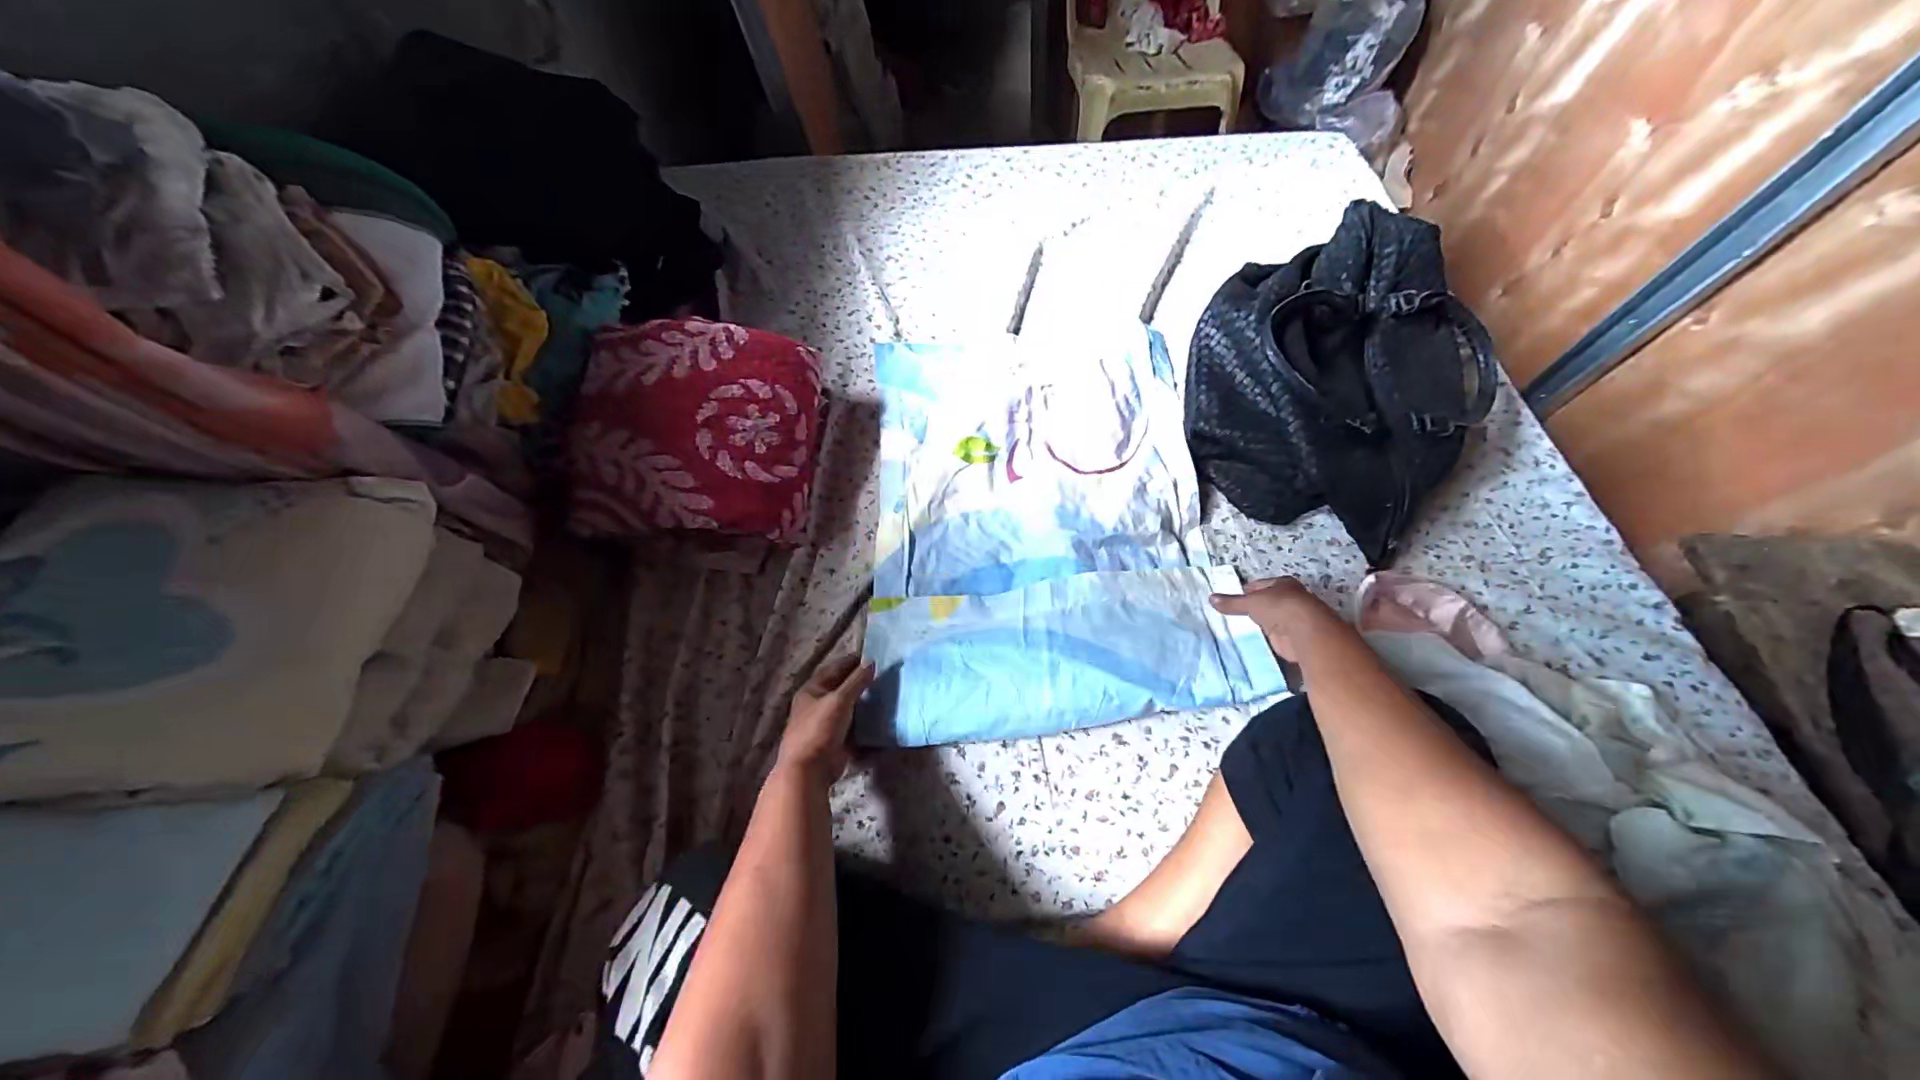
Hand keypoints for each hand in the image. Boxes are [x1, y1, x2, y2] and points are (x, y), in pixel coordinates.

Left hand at [776, 654, 874, 781]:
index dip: (852, 662)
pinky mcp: (836, 740)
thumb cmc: (819, 729)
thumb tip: (871, 662)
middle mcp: (818, 704)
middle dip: (860, 682)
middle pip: (842, 687)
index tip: (873, 656)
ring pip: (849, 707)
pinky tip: (881, 716)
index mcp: (812, 690)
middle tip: (884, 674)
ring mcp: (826, 723)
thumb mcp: (839, 700)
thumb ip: (856, 681)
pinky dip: (866, 721)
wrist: (809, 769)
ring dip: (865, 702)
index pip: (834, 669)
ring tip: (887, 693)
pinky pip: (854, 725)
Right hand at [1210, 577, 1346, 662]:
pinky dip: (1263, 637)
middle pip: (1266, 602)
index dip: (1246, 591)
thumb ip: (1232, 602)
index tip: (1231, 598)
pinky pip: (1271, 635)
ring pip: (1269, 619)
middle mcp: (1289, 599)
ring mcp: (1291, 618)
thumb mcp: (1250, 602)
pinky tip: (1250, 639)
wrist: (1304, 630)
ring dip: (1258, 623)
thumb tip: (1211, 598)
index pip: (1260, 585)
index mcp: (1282, 584)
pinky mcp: (1291, 636)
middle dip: (1251, 607)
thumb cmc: (1279, 606)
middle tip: (1231, 613)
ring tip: (1236, 627)